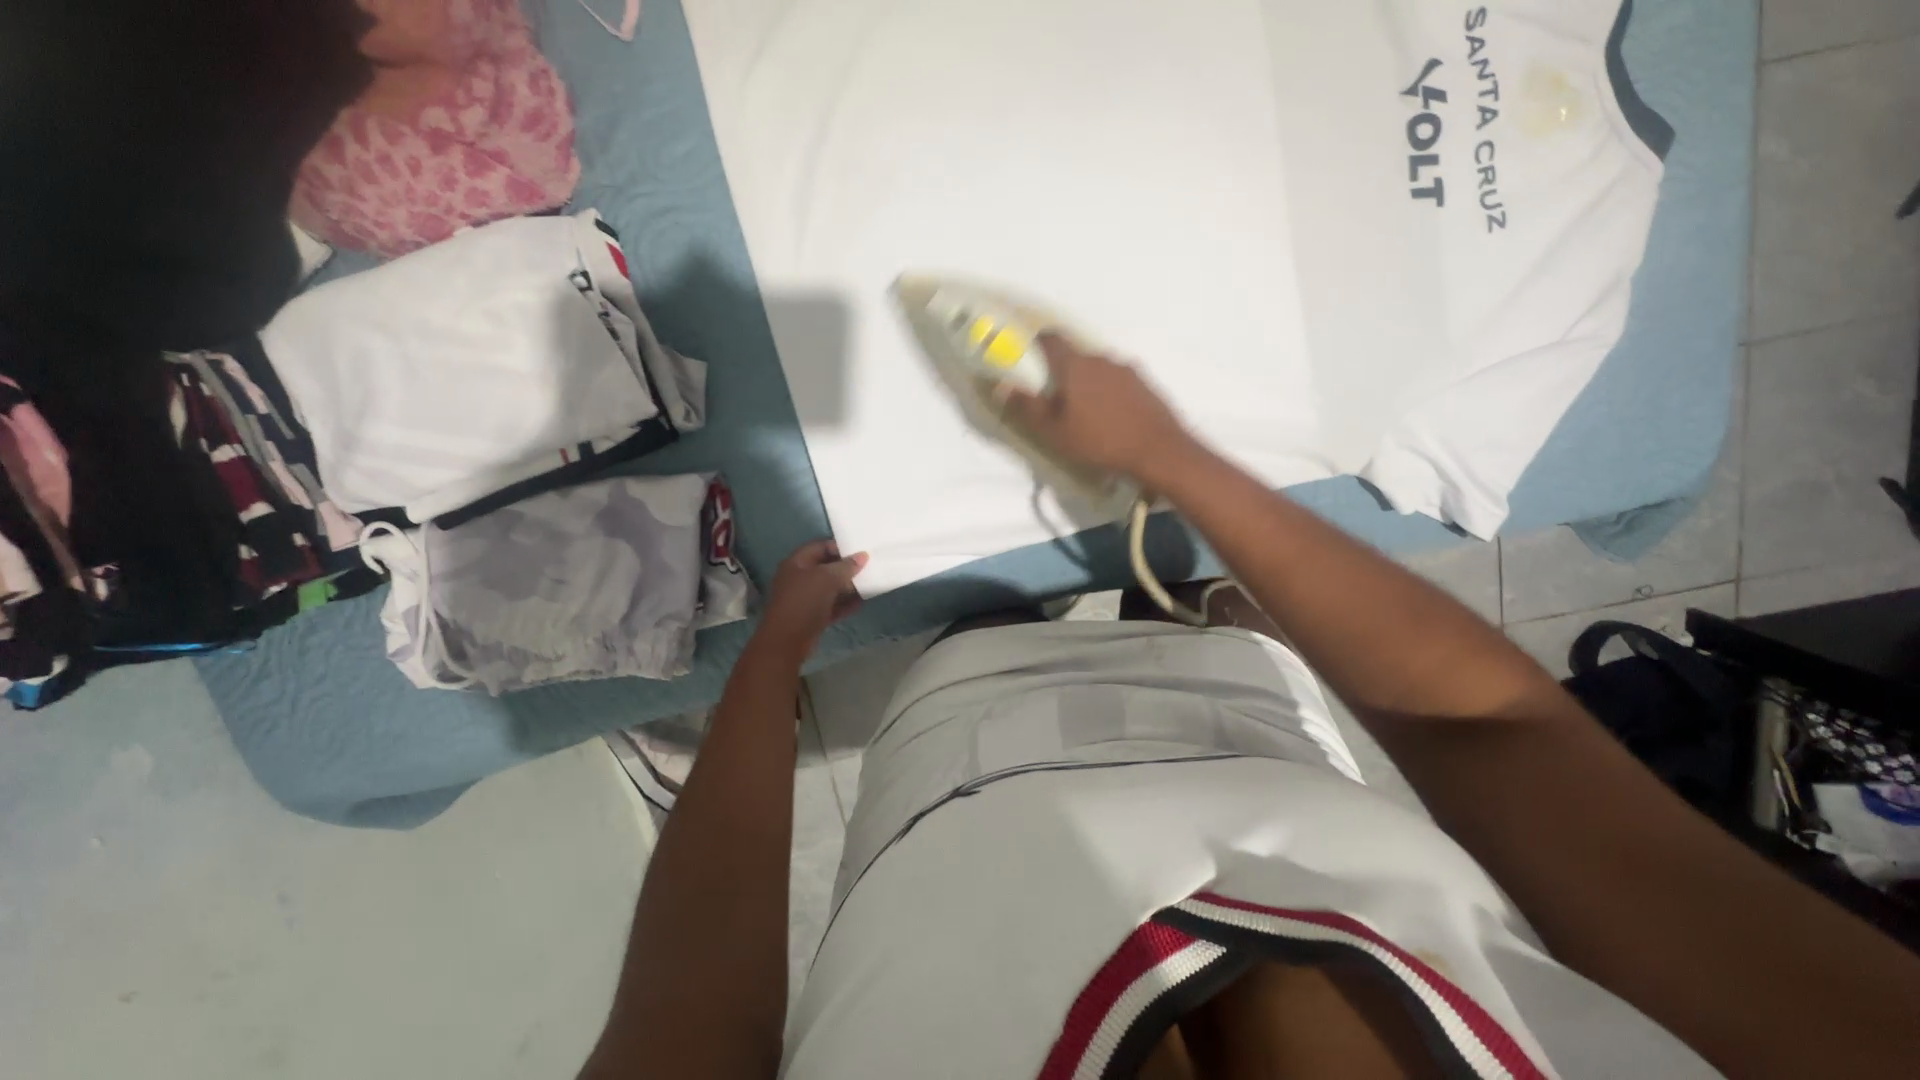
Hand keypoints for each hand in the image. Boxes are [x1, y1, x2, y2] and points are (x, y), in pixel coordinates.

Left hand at [756, 539, 867, 658]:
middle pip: (825, 568)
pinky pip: (831, 605)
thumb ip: (846, 566)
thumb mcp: (826, 578)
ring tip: (868, 584)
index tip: (859, 552)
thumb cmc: (804, 601)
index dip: (839, 547)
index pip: (820, 547)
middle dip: (845, 568)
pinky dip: (844, 604)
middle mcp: (798, 578)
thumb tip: (862, 556)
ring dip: (847, 587)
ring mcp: (804, 598)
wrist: (787, 640)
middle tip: (867, 568)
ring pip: (829, 588)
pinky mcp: (811, 616)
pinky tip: (861, 603)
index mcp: (796, 563)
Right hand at [999, 334, 1198, 482]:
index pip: (1053, 337)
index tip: (1031, 354)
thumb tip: (1001, 385)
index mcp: (1075, 365)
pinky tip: (1113, 419)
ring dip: (1090, 384)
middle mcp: (1102, 358)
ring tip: (1088, 413)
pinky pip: (1120, 382)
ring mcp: (1128, 370)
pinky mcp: (1147, 384)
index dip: (1039, 341)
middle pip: (1077, 355)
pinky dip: (1111, 394)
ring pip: (1100, 369)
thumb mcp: (1054, 431)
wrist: (1160, 451)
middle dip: (1065, 371)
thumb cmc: (1100, 441)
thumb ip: (1027, 407)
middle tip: (1058, 398)